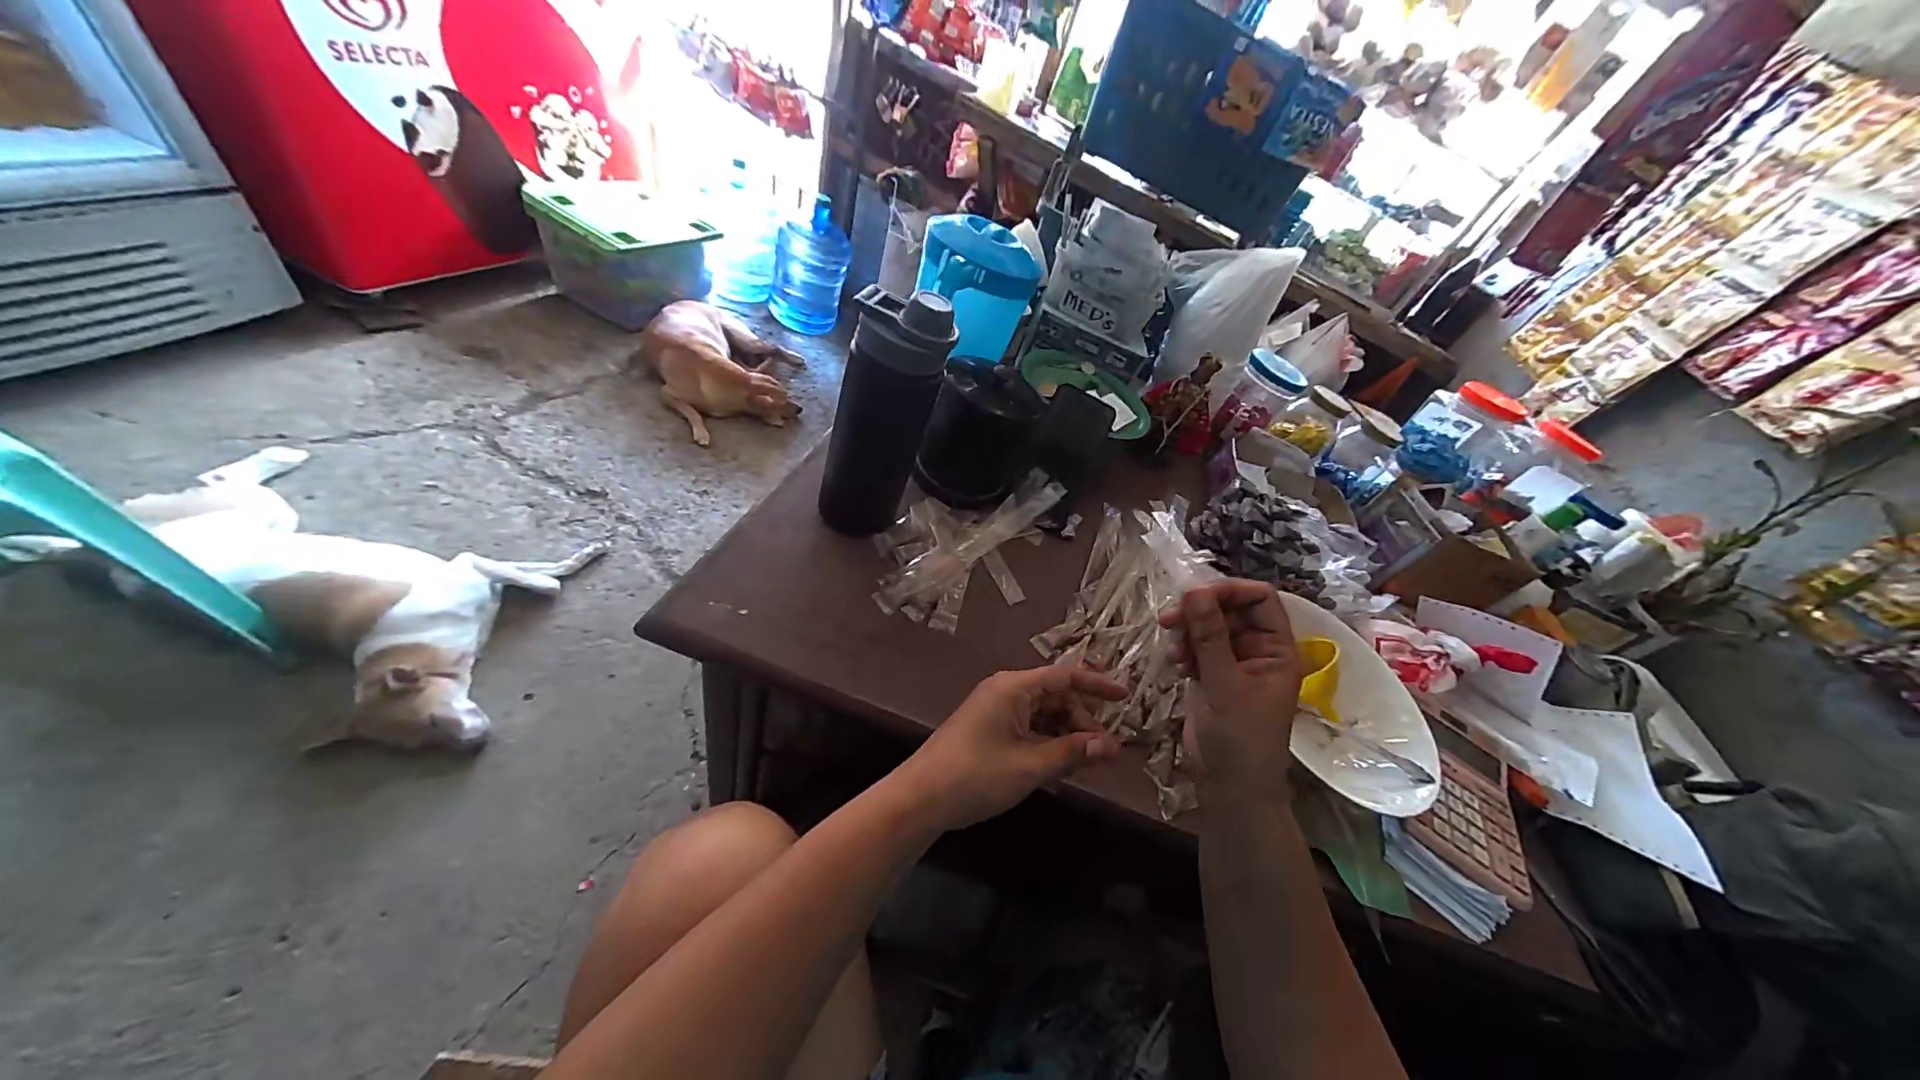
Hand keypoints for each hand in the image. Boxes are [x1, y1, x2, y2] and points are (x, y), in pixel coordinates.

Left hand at [894, 666, 1125, 831]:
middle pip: (1056, 697)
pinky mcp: (990, 731)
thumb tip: (1111, 746)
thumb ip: (1072, 753)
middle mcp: (1006, 692)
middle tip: (1106, 753)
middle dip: (1083, 721)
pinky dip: (1048, 744)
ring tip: (1087, 764)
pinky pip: (1029, 729)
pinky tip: (1062, 767)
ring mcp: (996, 711)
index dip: (1097, 685)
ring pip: (1044, 716)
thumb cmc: (976, 775)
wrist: (920, 798)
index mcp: (1013, 687)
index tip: (1126, 697)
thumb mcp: (1030, 765)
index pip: (1064, 676)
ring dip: (1067, 736)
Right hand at [1160, 580, 1301, 799]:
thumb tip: (1194, 590)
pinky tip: (1176, 665)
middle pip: (1229, 610)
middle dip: (1200, 612)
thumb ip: (1209, 636)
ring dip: (1188, 632)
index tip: (1194, 595)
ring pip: (1208, 627)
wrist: (1231, 787)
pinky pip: (1197, 647)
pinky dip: (1183, 649)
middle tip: (1169, 620)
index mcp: (1277, 648)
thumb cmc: (1241, 738)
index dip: (1229, 591)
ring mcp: (1234, 663)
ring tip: (1174, 654)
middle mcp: (1258, 650)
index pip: (1260, 598)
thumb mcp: (1224, 685)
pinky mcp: (1212, 676)